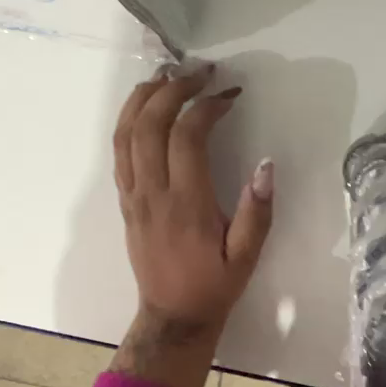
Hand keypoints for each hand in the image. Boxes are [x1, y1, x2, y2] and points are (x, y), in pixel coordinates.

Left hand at [108, 61, 274, 386]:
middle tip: (201, 71)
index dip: (207, 106)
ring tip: (168, 73)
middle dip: (174, 88)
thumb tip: (266, 164)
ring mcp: (133, 194)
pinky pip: (119, 150)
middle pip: (150, 124)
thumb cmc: (214, 285)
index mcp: (186, 204)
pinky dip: (130, 119)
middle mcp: (153, 193)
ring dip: (144, 96)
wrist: (172, 316)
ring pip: (126, 132)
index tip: (230, 94)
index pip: (187, 137)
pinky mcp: (125, 199)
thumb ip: (258, 210)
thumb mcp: (247, 256)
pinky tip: (146, 105)